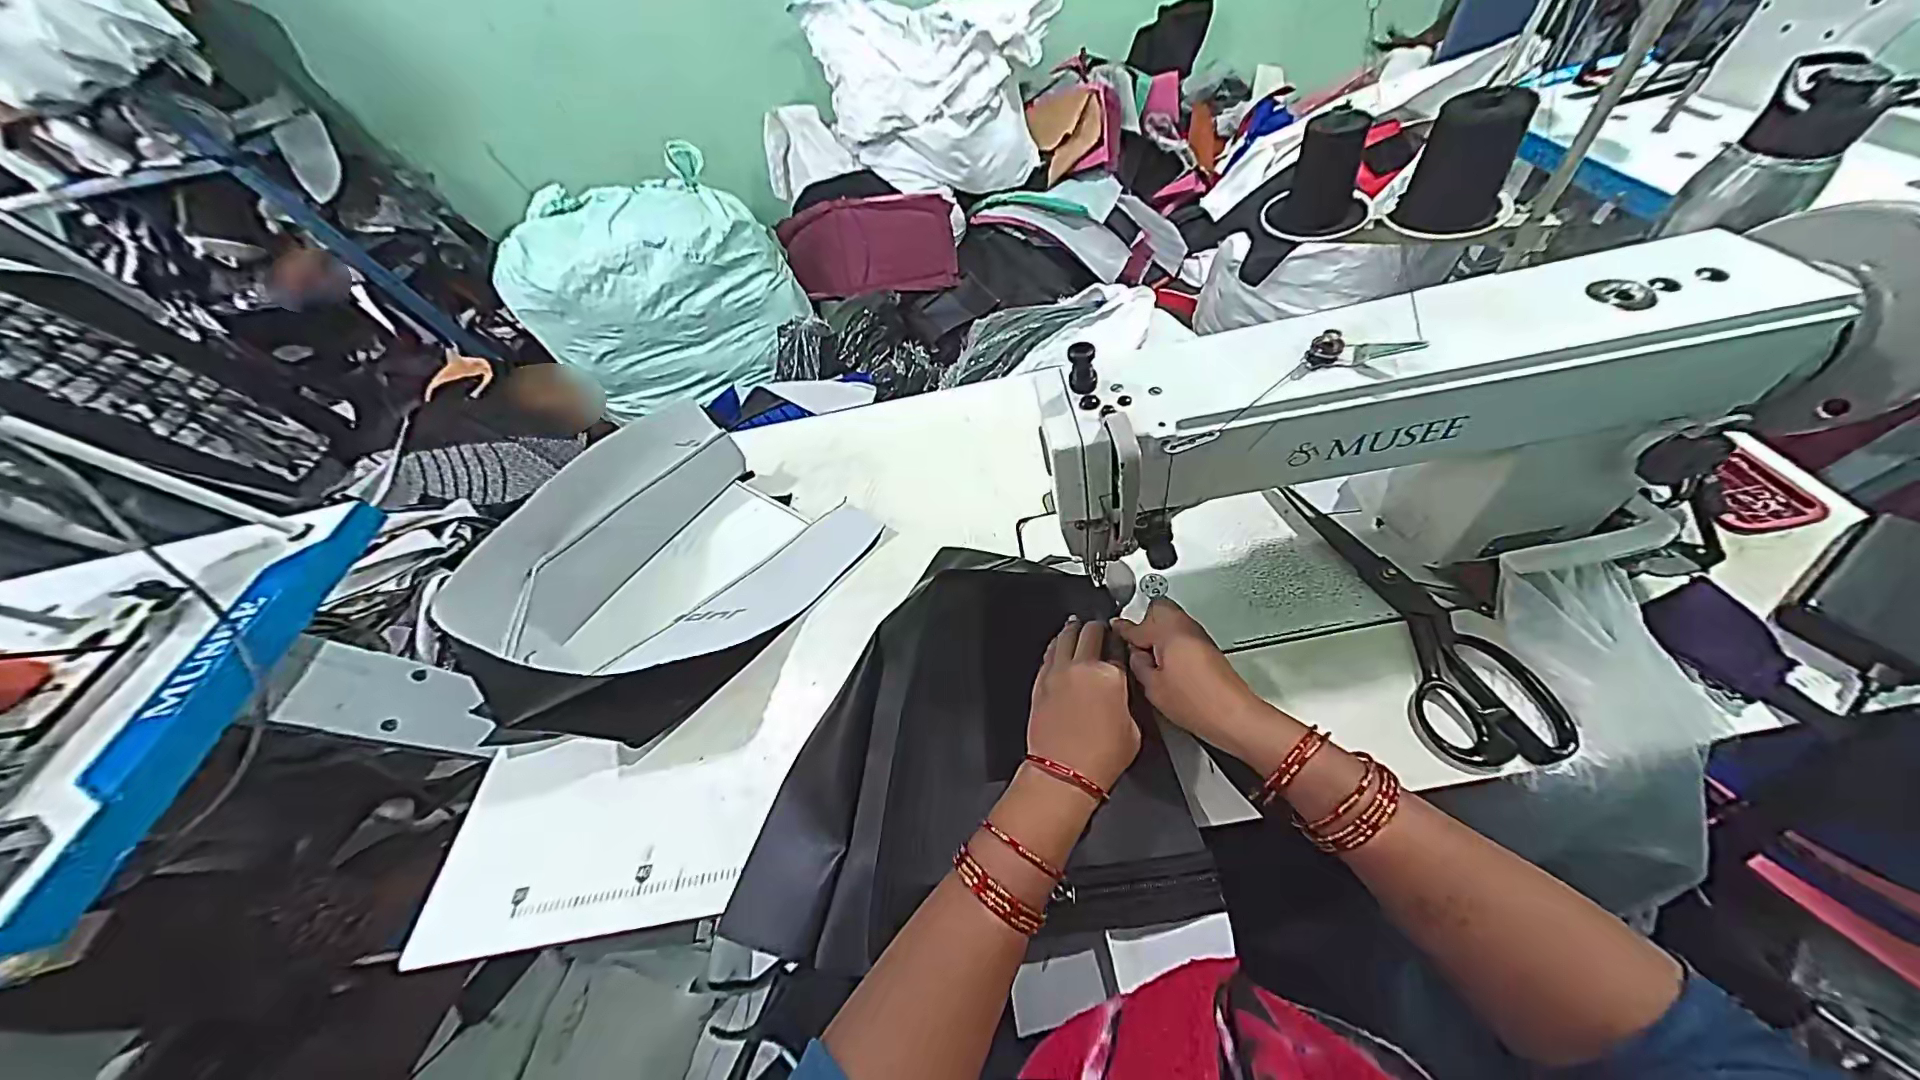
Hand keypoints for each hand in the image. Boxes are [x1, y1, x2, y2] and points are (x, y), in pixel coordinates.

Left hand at [1028, 617, 1140, 792]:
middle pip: (1091, 633)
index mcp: (1110, 676)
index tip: (1121, 642)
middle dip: (1098, 628)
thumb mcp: (1133, 730)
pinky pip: (1048, 654)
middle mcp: (1082, 668)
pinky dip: (1055, 645)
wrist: (1064, 771)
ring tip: (1077, 624)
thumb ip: (1127, 703)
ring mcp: (1058, 673)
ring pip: (1065, 637)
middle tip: (1101, 627)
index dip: (1121, 643)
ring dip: (1074, 629)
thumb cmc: (1099, 758)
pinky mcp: (1041, 682)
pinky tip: (1058, 644)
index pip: (1118, 648)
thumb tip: (1120, 696)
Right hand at [1113, 598, 1270, 752]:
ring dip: (1159, 633)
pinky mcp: (1208, 649)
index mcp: (1168, 632)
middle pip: (1158, 608)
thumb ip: (1137, 665)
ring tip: (1152, 660)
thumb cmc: (1200, 704)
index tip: (1116, 629)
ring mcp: (1200, 637)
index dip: (1122, 629)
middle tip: (1136, 644)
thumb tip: (1134, 655)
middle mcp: (1186, 628)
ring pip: (1172, 620)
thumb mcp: (1153, 688)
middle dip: (1144, 622)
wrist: (1235, 717)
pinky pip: (1183, 635)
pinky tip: (1168, 668)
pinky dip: (1172, 644)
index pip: (1137, 624)